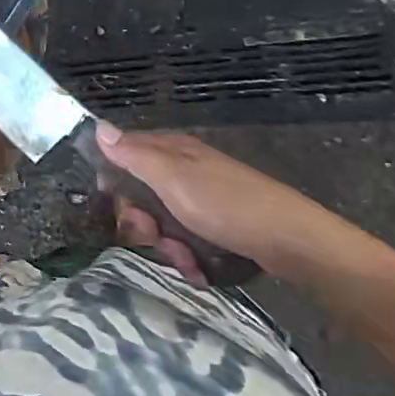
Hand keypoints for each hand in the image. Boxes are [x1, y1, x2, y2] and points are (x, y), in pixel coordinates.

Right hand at [96, 121, 358, 279]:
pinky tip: (197, 269)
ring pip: (161, 220)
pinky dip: (186, 255)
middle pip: (138, 193)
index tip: (117, 206)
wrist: (297, 245)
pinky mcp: (218, 224)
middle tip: (154, 236)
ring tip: (184, 260)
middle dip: (141, 222)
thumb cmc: (229, 206)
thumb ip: (132, 155)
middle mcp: (182, 169)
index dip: (113, 182)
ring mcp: (201, 198)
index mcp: (169, 151)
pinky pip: (185, 237)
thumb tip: (97, 126)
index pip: (121, 156)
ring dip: (164, 245)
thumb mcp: (172, 179)